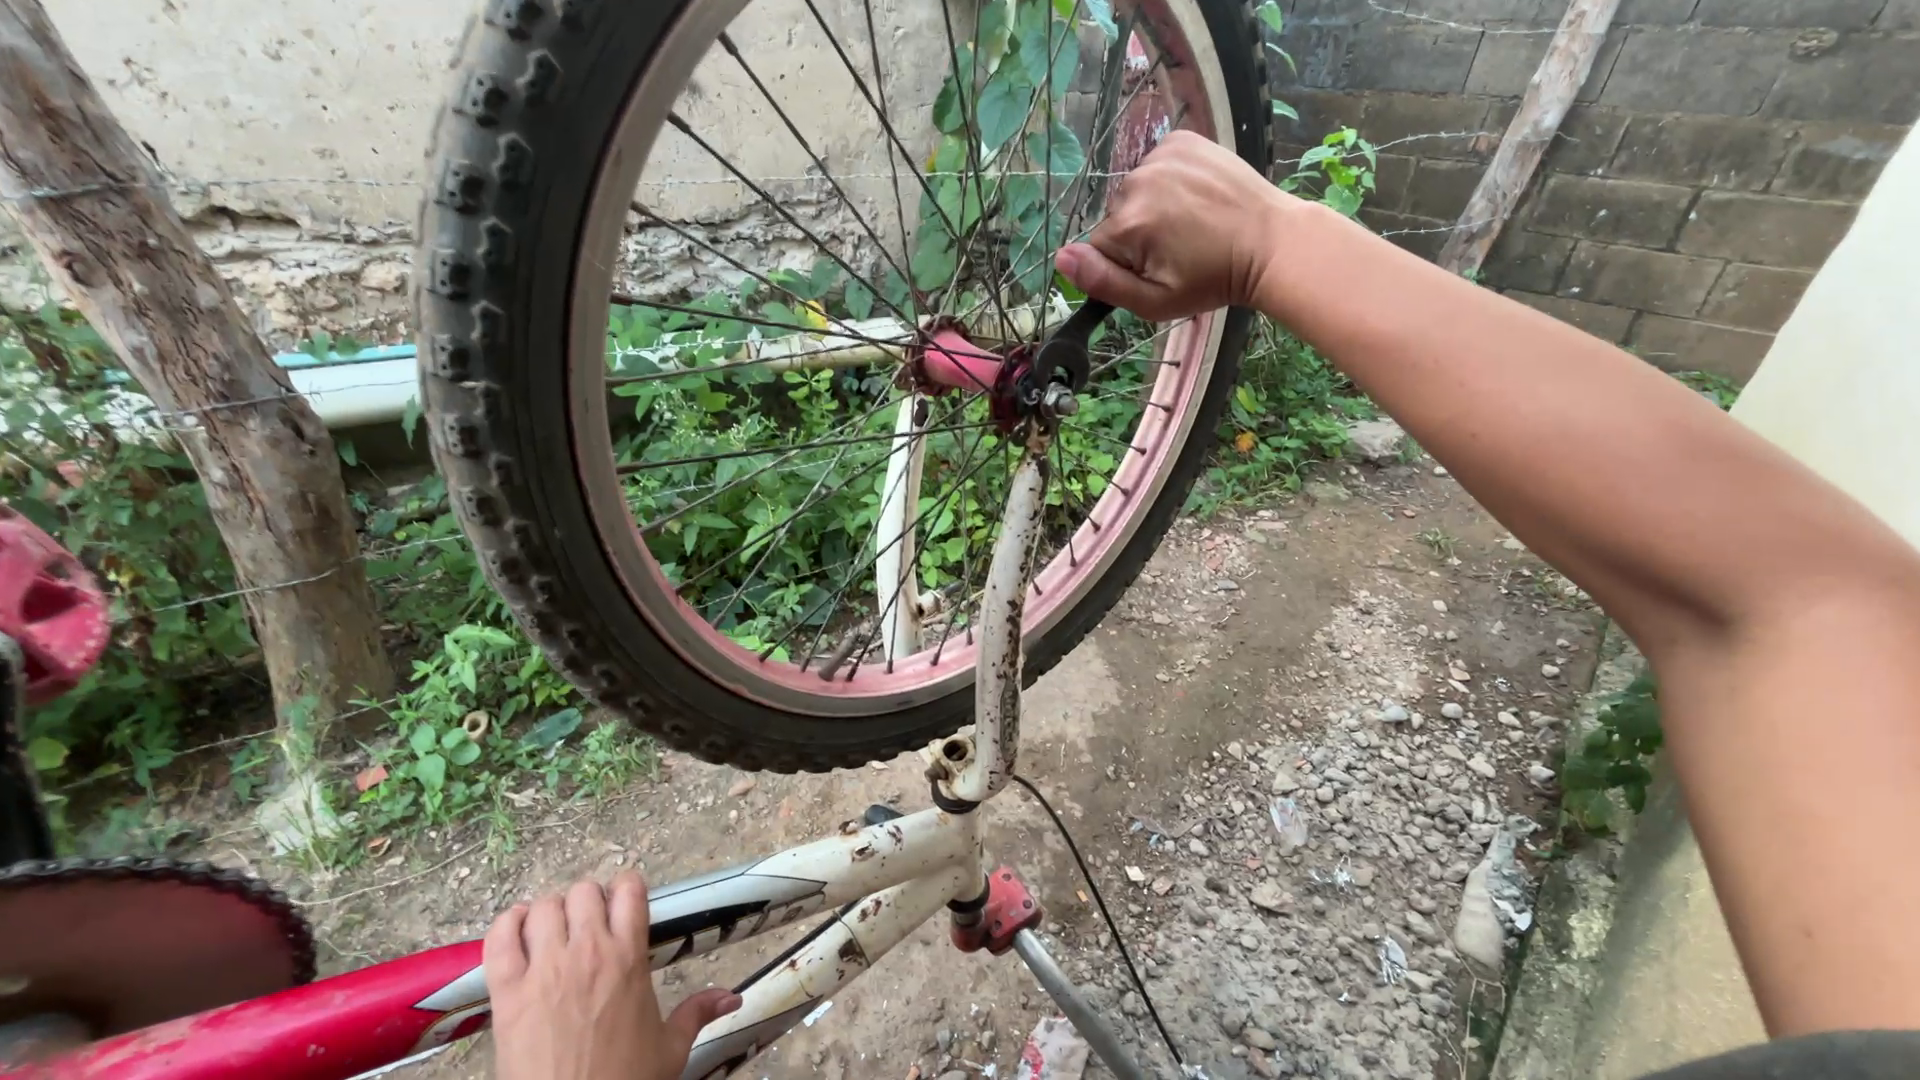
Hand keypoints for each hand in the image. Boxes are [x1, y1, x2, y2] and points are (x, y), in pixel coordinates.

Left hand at [487, 872, 740, 1079]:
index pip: (629, 889)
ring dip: (548, 912)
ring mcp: (544, 969)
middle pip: (584, 890)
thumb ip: (698, 1012)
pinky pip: (499, 938)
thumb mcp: (670, 1048)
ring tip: (551, 930)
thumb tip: (732, 997)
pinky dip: (506, 925)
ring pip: (543, 907)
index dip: (626, 890)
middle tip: (587, 923)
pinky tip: (515, 931)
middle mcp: (588, 951)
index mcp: (630, 956)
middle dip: (586, 901)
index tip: (623, 905)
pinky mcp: (506, 992)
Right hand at [1054, 130, 1299, 320]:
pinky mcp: (1182, 139)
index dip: (1122, 266)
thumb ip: (1103, 283)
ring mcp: (1161, 155)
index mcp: (1128, 223)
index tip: (1155, 271)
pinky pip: (1155, 166)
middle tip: (1177, 250)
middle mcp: (1137, 181)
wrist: (1270, 242)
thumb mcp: (1153, 301)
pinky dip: (1168, 181)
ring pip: (1136, 192)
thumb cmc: (1211, 280)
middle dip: (1137, 236)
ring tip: (1190, 224)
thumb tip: (1060, 258)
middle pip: (1116, 218)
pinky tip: (1194, 198)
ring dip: (1153, 208)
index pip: (1098, 249)